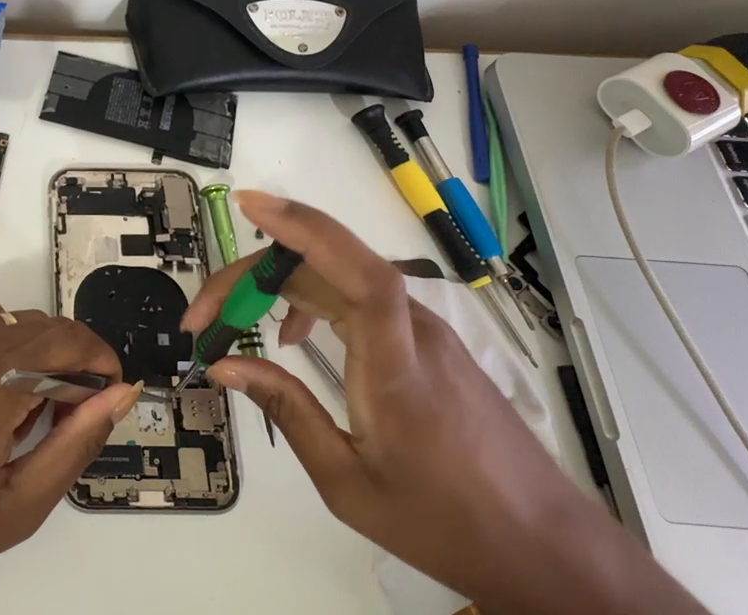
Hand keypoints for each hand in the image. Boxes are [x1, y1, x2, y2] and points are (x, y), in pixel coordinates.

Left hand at [0, 292, 137, 614]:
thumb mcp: (24, 500)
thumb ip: (78, 441)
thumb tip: (119, 395)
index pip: (69, 344)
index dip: (102, 365)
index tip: (112, 396)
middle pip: (45, 326)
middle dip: (75, 361)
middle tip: (75, 414)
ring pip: (14, 316)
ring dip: (39, 346)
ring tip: (35, 402)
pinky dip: (1, 334)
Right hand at [183, 191, 705, 614]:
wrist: (543, 545)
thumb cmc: (444, 522)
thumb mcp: (347, 481)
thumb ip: (286, 411)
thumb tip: (225, 364)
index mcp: (396, 367)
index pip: (356, 273)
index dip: (305, 227)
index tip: (251, 203)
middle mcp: (415, 333)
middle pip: (329, 268)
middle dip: (256, 276)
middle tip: (204, 316)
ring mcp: (427, 334)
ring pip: (342, 280)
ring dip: (282, 288)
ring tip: (234, 324)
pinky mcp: (431, 343)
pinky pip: (363, 300)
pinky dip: (315, 302)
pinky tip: (292, 337)